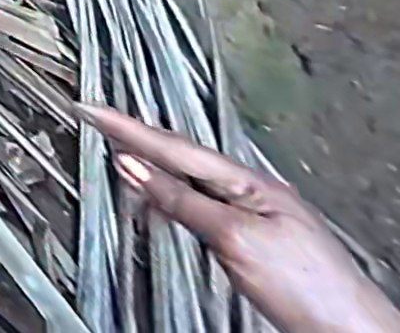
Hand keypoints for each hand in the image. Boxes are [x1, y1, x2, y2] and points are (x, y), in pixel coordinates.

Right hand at [79, 105, 399, 332]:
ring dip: (149, 162)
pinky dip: (166, 191)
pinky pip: (196, 201)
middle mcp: (251, 191)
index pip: (172, 144)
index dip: (126, 126)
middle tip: (96, 118)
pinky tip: (154, 195)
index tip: (88, 107)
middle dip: (136, 136)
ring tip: (116, 149)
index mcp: (249, 181)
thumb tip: (129, 162)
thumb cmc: (311, 291)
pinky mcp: (252, 240)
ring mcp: (254, 216)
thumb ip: (178, 197)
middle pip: (180, 154)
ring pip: (187, 177)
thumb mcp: (234, 237)